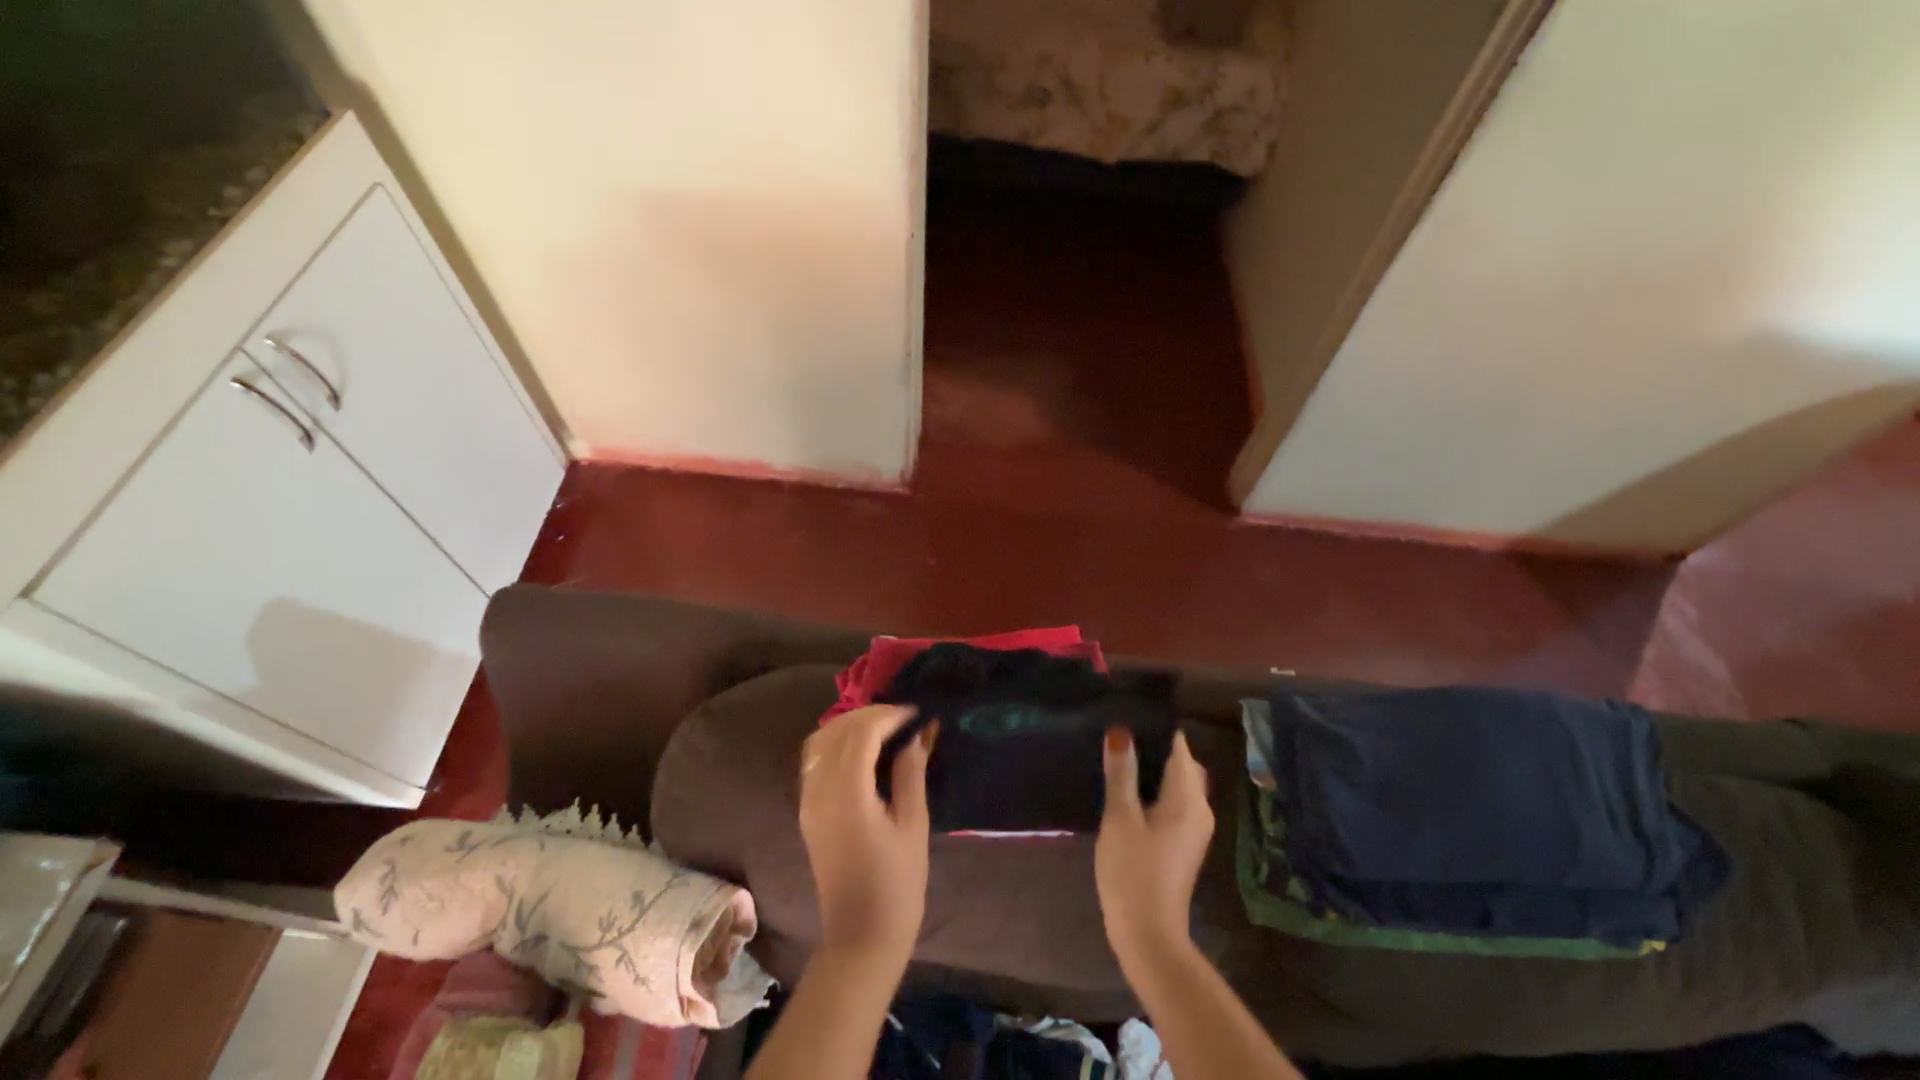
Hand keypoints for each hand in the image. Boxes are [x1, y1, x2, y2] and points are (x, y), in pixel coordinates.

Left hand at [797, 705, 934, 966]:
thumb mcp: (913, 825)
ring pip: (819, 742)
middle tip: (904, 718)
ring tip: (885, 729)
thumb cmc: (897, 883)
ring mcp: (808, 801)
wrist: (862, 934)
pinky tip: (864, 750)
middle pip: (836, 731)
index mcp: (847, 794)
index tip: (918, 713)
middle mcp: (819, 791)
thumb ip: (910, 773)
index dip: (889, 715)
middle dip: (869, 715)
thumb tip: (919, 734)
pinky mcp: (807, 811)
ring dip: (849, 726)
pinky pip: (814, 761)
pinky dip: (836, 744)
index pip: (861, 732)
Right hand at [1096, 727, 1213, 969]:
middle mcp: (1200, 809)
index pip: (1179, 747)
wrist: (1147, 934)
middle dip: (1152, 748)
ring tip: (1116, 759)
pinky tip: (1125, 793)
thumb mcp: (1120, 818)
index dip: (1154, 728)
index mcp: (1189, 799)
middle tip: (1116, 737)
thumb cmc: (1132, 872)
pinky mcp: (1183, 844)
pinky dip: (1153, 792)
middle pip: (1180, 764)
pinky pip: (1172, 803)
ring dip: (1151, 771)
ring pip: (1176, 785)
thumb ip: (1121, 773)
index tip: (1125, 714)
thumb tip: (1120, 732)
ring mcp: (1194, 829)